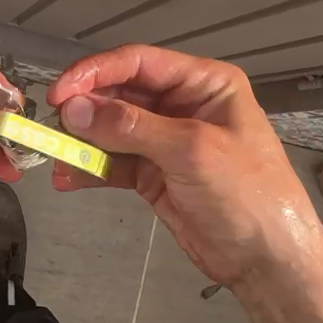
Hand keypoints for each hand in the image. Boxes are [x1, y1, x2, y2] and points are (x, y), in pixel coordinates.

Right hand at [48, 45, 322, 290]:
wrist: (266, 259)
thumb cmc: (248, 194)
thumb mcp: (191, 151)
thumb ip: (131, 128)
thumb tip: (74, 109)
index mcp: (203, 84)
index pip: (139, 63)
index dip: (95, 73)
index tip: (60, 92)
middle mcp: (182, 106)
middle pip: (120, 95)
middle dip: (86, 110)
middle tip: (55, 128)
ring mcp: (165, 142)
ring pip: (111, 131)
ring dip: (82, 143)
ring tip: (58, 157)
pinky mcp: (153, 175)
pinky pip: (113, 164)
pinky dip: (90, 170)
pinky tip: (69, 179)